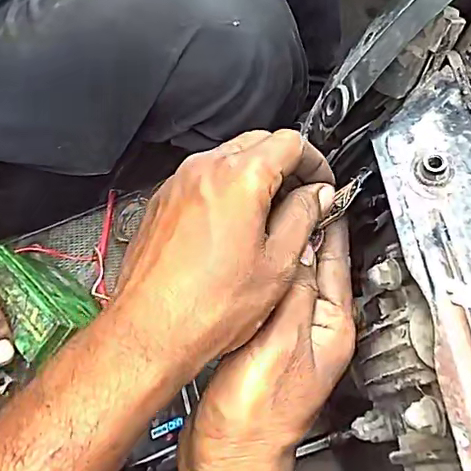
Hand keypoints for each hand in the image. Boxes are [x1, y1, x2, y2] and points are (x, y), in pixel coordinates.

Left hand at [112, 130, 334, 375]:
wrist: (149, 328)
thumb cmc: (204, 306)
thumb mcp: (276, 265)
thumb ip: (303, 218)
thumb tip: (316, 197)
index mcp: (238, 177)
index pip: (290, 141)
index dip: (316, 162)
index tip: (322, 185)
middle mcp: (204, 170)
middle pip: (258, 142)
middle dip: (287, 164)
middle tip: (303, 199)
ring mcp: (179, 183)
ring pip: (229, 158)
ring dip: (256, 176)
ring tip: (271, 218)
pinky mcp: (163, 200)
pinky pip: (204, 178)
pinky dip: (226, 189)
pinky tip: (235, 227)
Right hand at [182, 214, 354, 470]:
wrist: (227, 456)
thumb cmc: (253, 415)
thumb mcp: (277, 339)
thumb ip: (292, 289)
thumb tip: (300, 242)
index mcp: (330, 325)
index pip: (335, 255)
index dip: (329, 217)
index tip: (324, 186)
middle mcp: (316, 328)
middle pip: (316, 261)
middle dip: (306, 225)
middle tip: (292, 191)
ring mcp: (291, 334)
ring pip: (292, 275)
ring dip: (283, 246)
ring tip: (271, 216)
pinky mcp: (265, 340)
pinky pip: (271, 292)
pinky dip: (264, 271)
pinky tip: (249, 260)